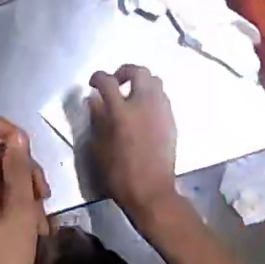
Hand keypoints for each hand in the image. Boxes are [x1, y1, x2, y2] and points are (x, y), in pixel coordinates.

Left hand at [0, 117, 47, 263]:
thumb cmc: (4, 258)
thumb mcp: (21, 211)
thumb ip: (19, 170)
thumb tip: (17, 135)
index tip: (24, 140)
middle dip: (23, 166)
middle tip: (45, 193)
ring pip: (0, 173)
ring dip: (26, 187)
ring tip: (42, 218)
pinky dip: (18, 201)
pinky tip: (35, 225)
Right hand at [88, 65, 180, 224]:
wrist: (151, 192)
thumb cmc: (119, 172)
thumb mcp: (99, 146)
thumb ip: (97, 118)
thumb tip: (96, 100)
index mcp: (121, 111)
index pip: (107, 81)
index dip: (98, 77)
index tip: (93, 83)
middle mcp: (144, 104)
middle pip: (138, 71)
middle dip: (124, 71)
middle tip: (116, 83)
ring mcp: (161, 111)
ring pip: (155, 81)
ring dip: (141, 82)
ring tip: (131, 95)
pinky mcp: (171, 121)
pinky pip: (162, 98)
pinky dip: (152, 96)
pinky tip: (143, 111)